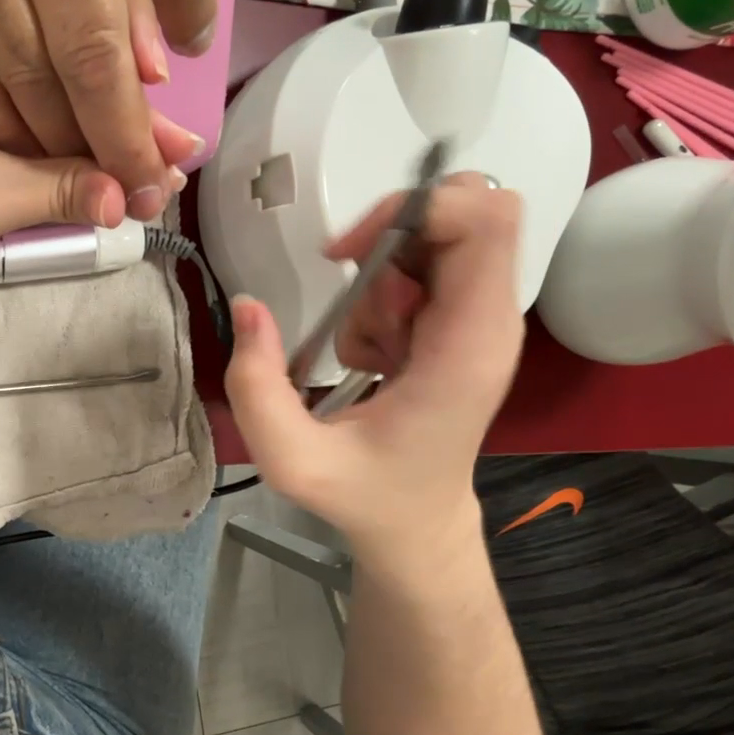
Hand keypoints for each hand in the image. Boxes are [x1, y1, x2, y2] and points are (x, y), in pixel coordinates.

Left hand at [0, 44, 183, 314]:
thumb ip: (69, 187)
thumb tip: (143, 190)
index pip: (56, 28)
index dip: (114, 52)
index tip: (155, 83)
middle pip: (74, 70)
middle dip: (128, 112)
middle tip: (179, 152)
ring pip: (72, 113)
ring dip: (119, 145)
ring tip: (168, 174)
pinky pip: (58, 149)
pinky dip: (93, 168)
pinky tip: (134, 181)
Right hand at [223, 176, 525, 548]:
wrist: (415, 523)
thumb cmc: (364, 495)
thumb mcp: (291, 459)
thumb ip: (257, 388)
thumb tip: (246, 306)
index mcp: (467, 344)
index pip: (482, 219)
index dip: (409, 211)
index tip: (345, 255)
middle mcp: (487, 320)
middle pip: (467, 212)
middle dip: (390, 237)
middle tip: (345, 291)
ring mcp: (477, 322)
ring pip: (435, 244)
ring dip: (378, 283)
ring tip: (362, 354)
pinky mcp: (459, 328)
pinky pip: (420, 276)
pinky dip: (380, 302)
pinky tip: (372, 358)